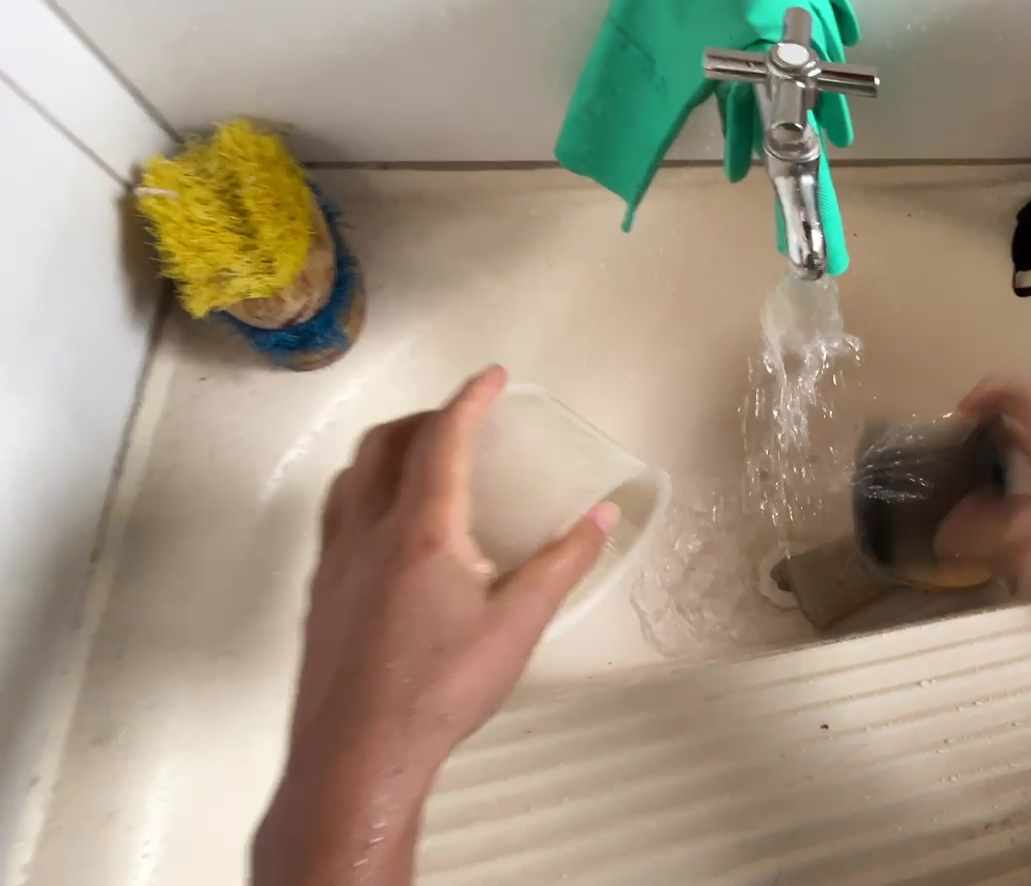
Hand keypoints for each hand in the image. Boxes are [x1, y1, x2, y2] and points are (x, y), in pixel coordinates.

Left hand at [254, 365, 611, 884]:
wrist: (355, 762)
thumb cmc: (445, 686)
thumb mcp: (521, 622)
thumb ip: (566, 561)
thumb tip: (606, 515)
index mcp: (423, 532)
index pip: (443, 442)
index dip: (470, 400)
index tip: (493, 375)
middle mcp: (368, 534)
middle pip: (384, 446)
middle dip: (427, 415)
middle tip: (468, 416)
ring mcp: (334, 563)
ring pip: (350, 476)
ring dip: (391, 448)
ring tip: (431, 455)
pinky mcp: (318, 593)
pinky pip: (337, 512)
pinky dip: (368, 486)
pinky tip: (397, 521)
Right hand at [936, 381, 1030, 612]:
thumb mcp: (1023, 545)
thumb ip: (977, 535)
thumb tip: (944, 531)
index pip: (1028, 398)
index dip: (993, 392)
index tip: (962, 414)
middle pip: (1026, 419)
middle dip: (988, 420)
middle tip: (956, 438)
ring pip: (1026, 449)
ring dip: (994, 450)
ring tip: (963, 470)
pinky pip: (1026, 480)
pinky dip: (1001, 484)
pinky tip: (983, 512)